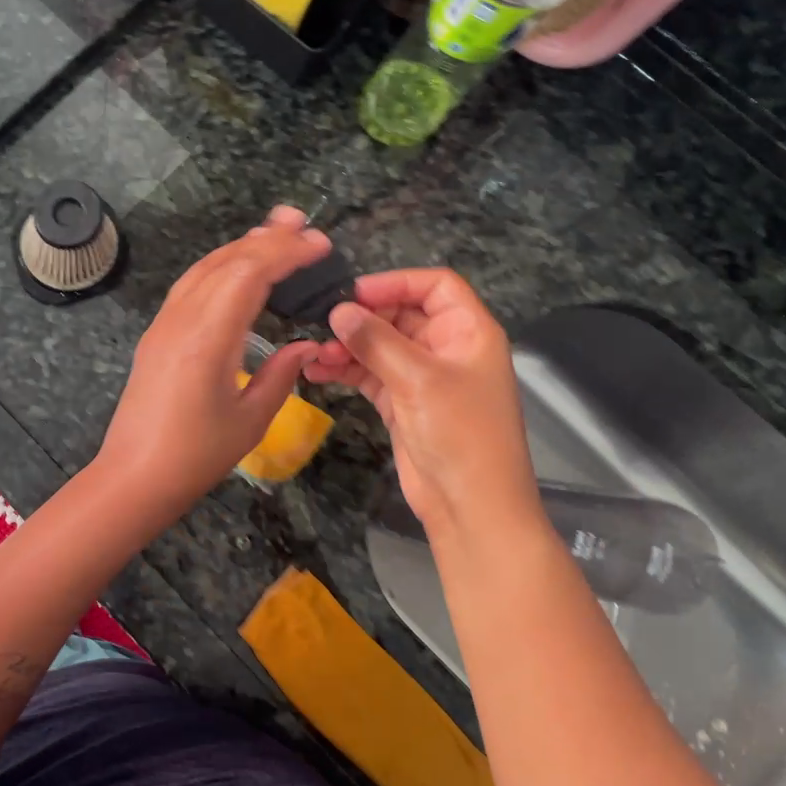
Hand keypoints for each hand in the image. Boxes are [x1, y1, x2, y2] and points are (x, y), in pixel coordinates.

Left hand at [93, 206, 329, 511]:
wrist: (133, 476)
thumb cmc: (195, 456)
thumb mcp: (250, 420)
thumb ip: (281, 375)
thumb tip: (306, 345)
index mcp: (207, 338)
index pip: (248, 273)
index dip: (285, 253)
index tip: (319, 244)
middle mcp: (180, 321)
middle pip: (224, 262)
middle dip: (264, 239)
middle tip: (300, 222)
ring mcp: (162, 326)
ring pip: (202, 270)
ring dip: (238, 248)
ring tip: (272, 233)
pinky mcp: (155, 337)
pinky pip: (188, 288)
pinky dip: (217, 268)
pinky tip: (235, 270)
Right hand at [304, 269, 539, 533]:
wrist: (470, 502)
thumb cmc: (459, 433)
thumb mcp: (418, 380)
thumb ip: (376, 341)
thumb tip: (338, 311)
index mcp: (468, 332)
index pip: (435, 286)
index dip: (395, 283)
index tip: (352, 294)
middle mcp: (447, 349)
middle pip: (401, 315)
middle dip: (362, 320)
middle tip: (322, 328)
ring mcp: (423, 377)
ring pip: (380, 346)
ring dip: (347, 347)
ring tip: (315, 356)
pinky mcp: (403, 403)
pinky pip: (370, 375)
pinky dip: (346, 372)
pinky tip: (317, 373)